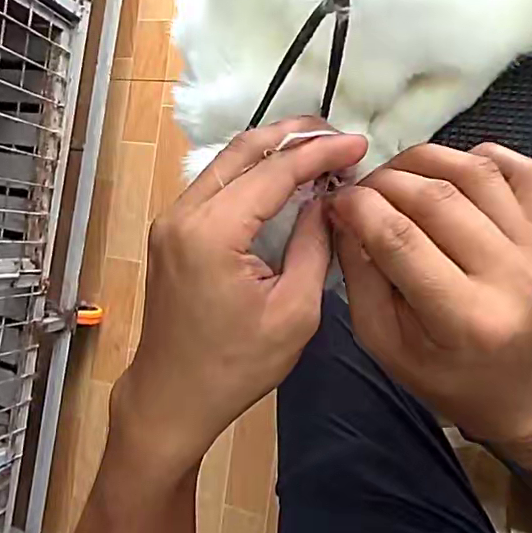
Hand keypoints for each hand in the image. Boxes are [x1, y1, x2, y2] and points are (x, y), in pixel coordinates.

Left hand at [116, 116, 367, 476]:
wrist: (172, 397)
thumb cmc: (238, 365)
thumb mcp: (295, 311)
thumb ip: (313, 245)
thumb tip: (327, 201)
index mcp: (213, 233)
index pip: (275, 171)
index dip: (321, 153)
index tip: (359, 144)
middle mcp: (185, 214)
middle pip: (244, 149)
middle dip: (296, 135)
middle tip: (339, 136)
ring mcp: (173, 219)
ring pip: (228, 161)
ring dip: (275, 149)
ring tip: (320, 149)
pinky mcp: (174, 231)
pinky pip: (219, 183)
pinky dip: (256, 172)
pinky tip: (286, 177)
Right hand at [330, 142, 531, 444]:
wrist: (513, 388)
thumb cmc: (443, 375)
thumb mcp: (383, 342)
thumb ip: (360, 276)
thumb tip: (344, 211)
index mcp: (467, 321)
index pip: (402, 240)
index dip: (360, 207)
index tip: (337, 199)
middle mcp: (511, 280)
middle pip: (438, 199)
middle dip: (385, 182)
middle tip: (361, 189)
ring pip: (478, 173)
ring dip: (426, 160)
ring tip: (395, 174)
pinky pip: (522, 172)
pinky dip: (482, 155)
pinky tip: (450, 169)